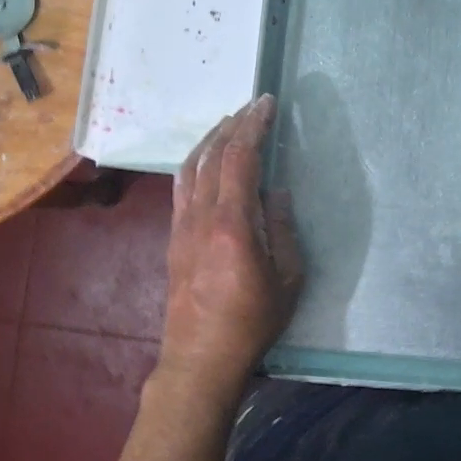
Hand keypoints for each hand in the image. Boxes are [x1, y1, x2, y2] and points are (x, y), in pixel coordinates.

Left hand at [159, 95, 304, 401]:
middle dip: (234, 125)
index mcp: (233, 223)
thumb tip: (278, 193)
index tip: (266, 103)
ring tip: (230, 125)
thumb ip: (282, 230)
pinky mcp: (173, 239)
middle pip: (213, 155)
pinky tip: (206, 161)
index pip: (240, 158)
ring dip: (211, 140)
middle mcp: (201, 216)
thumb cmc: (252, 322)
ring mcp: (182, 226)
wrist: (200, 358)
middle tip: (253, 107)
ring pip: (191, 167)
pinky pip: (182, 187)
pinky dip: (197, 163)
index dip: (253, 126)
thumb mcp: (287, 279)